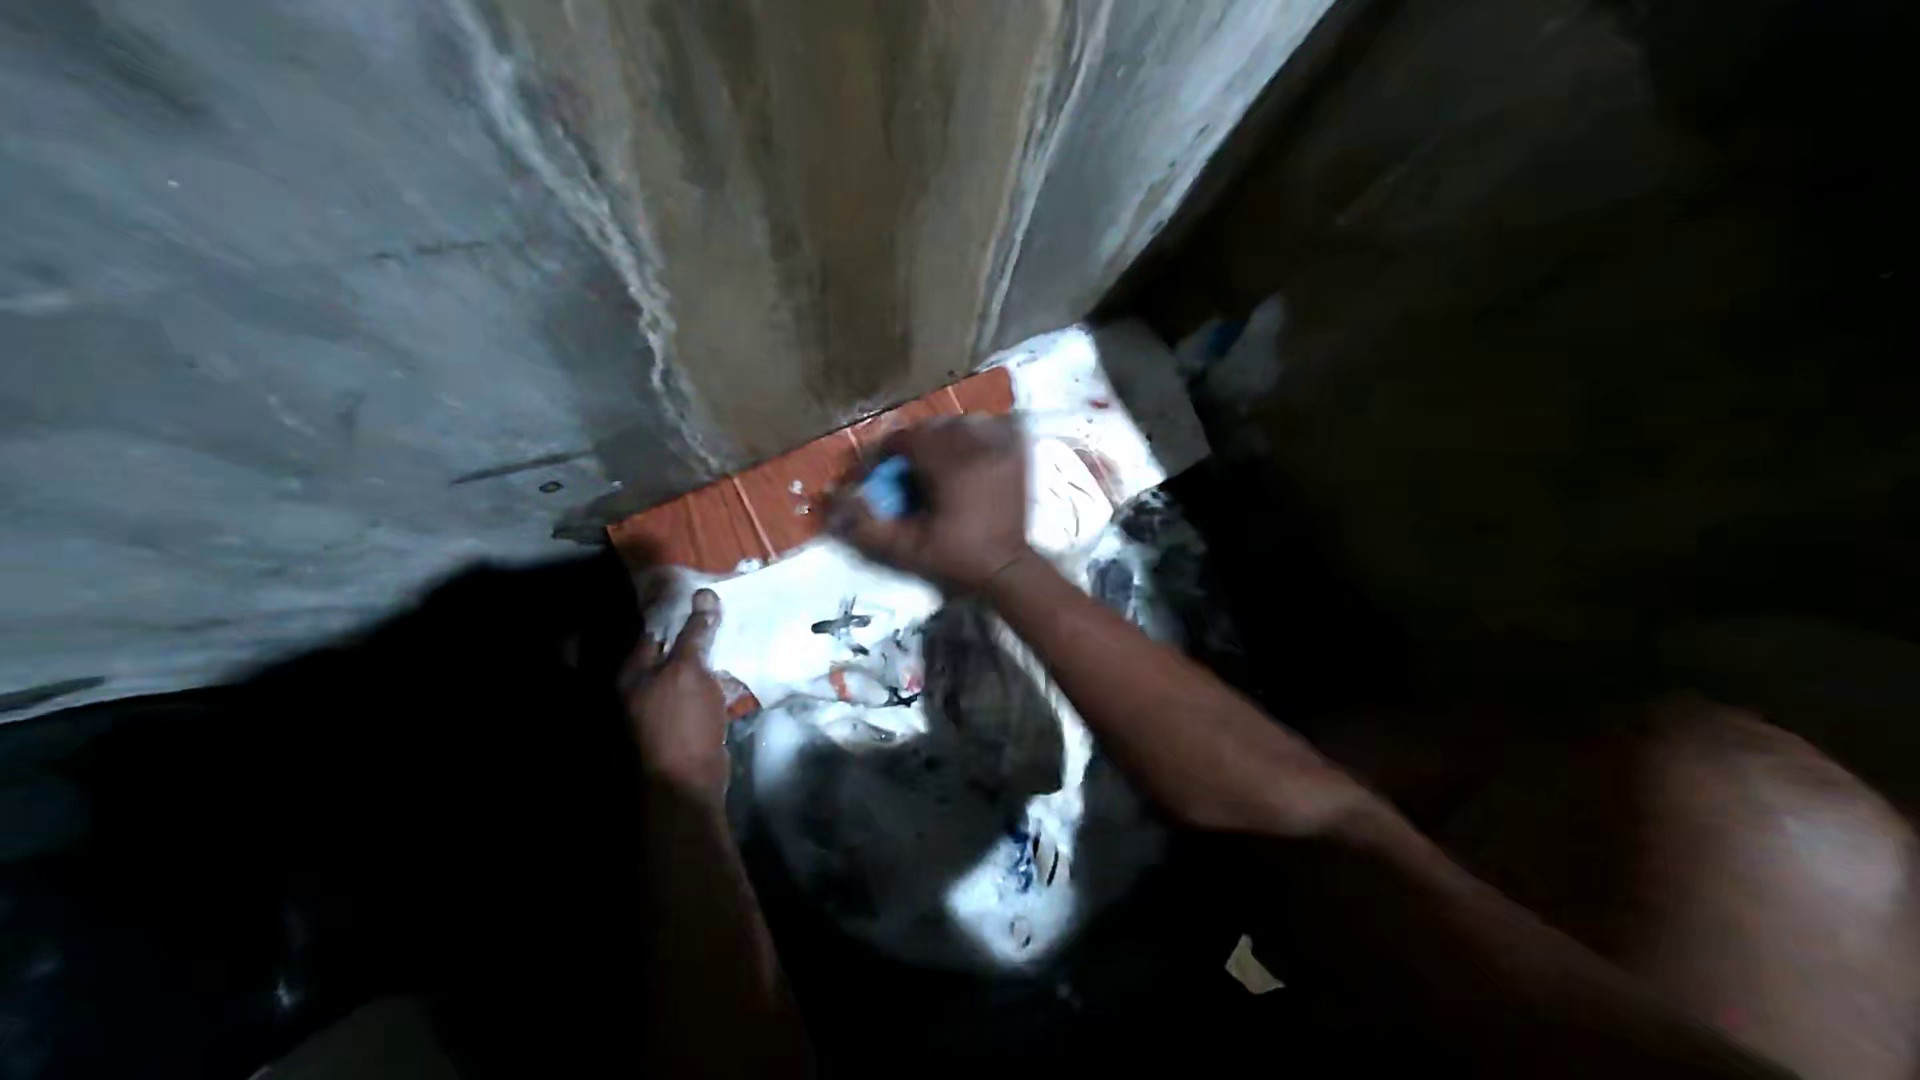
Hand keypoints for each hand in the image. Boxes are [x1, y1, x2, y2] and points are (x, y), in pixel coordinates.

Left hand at [620, 588, 729, 797]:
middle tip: (729, 610)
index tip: (708, 593)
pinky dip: (721, 679)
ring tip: (740, 633)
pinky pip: (705, 689)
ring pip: (693, 669)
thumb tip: (705, 595)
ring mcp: (667, 704)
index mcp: (636, 670)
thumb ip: (695, 632)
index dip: (681, 610)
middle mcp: (645, 684)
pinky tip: (741, 668)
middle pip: (676, 648)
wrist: (689, 778)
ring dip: (714, 655)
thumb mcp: (689, 670)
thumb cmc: (683, 720)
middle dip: (701, 632)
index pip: (657, 628)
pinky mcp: (688, 719)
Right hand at [835, 416, 1034, 589]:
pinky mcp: (1018, 451)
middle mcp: (979, 448)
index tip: (881, 471)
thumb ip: (867, 525)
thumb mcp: (906, 550)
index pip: (907, 438)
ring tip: (936, 463)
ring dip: (942, 437)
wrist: (1006, 566)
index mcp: (952, 468)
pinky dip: (975, 433)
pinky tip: (967, 454)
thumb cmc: (955, 559)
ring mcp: (1003, 447)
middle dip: (913, 444)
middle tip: (907, 470)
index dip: (887, 452)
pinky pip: (991, 426)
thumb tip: (837, 497)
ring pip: (960, 422)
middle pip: (932, 427)